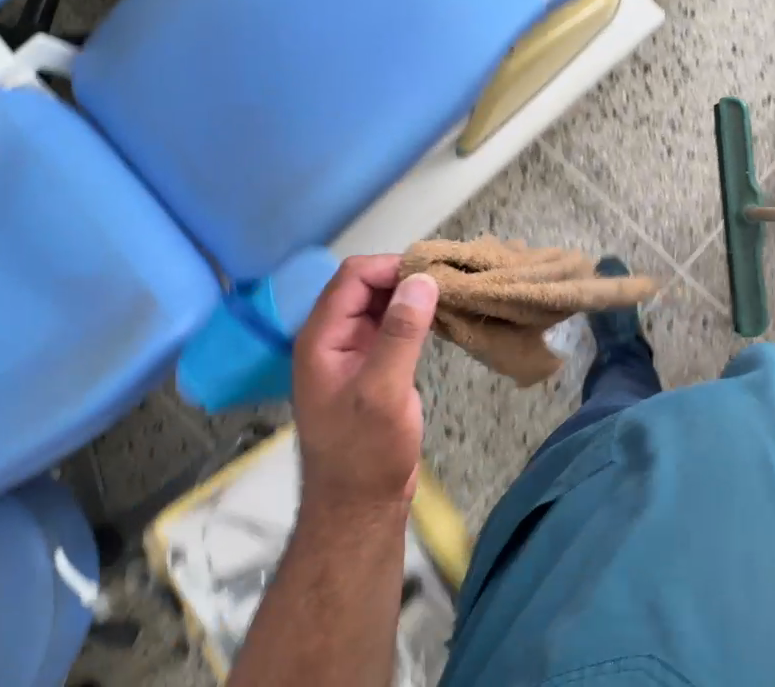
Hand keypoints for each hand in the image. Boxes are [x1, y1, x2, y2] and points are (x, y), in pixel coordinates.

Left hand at [291, 256, 438, 520]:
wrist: (359, 506)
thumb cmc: (366, 452)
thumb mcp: (383, 391)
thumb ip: (400, 334)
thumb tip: (422, 279)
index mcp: (322, 338)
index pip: (354, 276)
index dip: (393, 268)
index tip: (436, 276)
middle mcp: (333, 338)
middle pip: (366, 285)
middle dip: (406, 277)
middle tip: (450, 283)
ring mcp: (352, 353)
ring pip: (381, 304)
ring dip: (413, 296)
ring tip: (452, 297)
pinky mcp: (372, 368)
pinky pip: (392, 326)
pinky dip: (415, 317)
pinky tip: (442, 321)